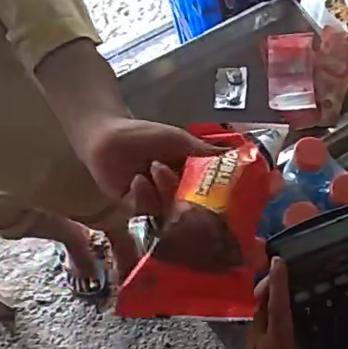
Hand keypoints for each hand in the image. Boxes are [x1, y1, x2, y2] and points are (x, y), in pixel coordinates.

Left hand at [73, 116, 220, 216]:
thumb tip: (241, 156)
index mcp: (190, 182)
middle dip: (190, 201)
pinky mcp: (135, 211)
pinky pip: (146, 213)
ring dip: (163, 190)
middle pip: (191, 210)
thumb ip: (207, 153)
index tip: (227, 203)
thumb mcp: (181, 141)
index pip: (209, 199)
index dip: (218, 202)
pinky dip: (143, 195)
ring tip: (156, 168)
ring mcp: (156, 206)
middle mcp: (176, 197)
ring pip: (169, 212)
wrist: (106, 137)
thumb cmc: (145, 135)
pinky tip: (138, 178)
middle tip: (190, 191)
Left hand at [220, 259, 347, 348]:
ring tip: (279, 288)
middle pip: (261, 305)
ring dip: (264, 299)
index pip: (277, 307)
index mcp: (277, 346)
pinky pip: (257, 328)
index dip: (278, 282)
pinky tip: (277, 322)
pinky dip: (264, 315)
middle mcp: (262, 342)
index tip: (279, 260)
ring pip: (256, 316)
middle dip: (269, 284)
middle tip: (281, 269)